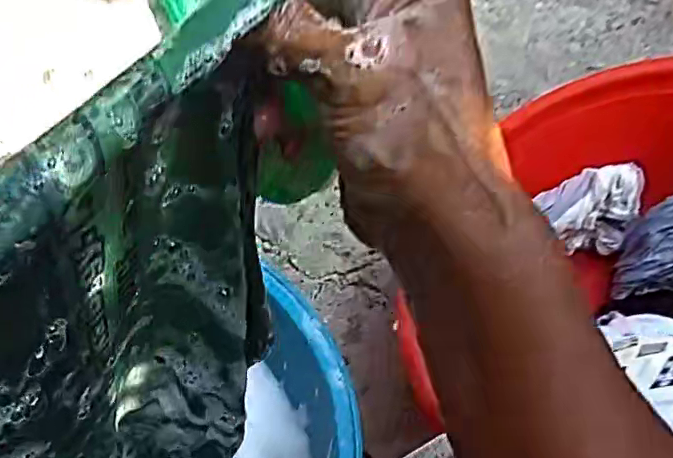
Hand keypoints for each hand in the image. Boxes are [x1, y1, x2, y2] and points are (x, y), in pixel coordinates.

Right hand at [258, 0, 510, 248]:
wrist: (432, 221)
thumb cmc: (411, 140)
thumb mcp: (346, 72)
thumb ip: (290, 33)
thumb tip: (240, 22)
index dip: (281, 6)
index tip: (243, 27)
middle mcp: (392, 19)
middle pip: (311, 14)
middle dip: (272, 50)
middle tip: (245, 78)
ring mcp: (374, 70)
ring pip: (303, 61)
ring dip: (274, 92)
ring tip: (266, 126)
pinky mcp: (355, 115)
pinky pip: (308, 101)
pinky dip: (288, 119)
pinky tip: (279, 141)